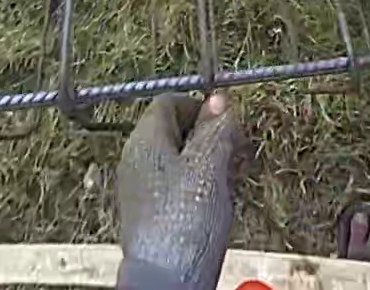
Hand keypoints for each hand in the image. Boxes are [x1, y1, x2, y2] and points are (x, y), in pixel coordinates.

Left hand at [117, 93, 241, 289]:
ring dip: (206, 163)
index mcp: (145, 138)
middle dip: (207, 137)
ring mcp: (140, 187)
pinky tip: (215, 202)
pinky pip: (173, 185)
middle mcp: (136, 157)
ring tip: (229, 179)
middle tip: (233, 151)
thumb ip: (215, 129)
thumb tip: (219, 99)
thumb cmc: (186, 219)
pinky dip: (196, 186)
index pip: (170, 101)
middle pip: (173, 130)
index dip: (199, 106)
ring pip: (177, 159)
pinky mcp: (147, 214)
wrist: (165, 284)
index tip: (224, 122)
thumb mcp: (209, 166)